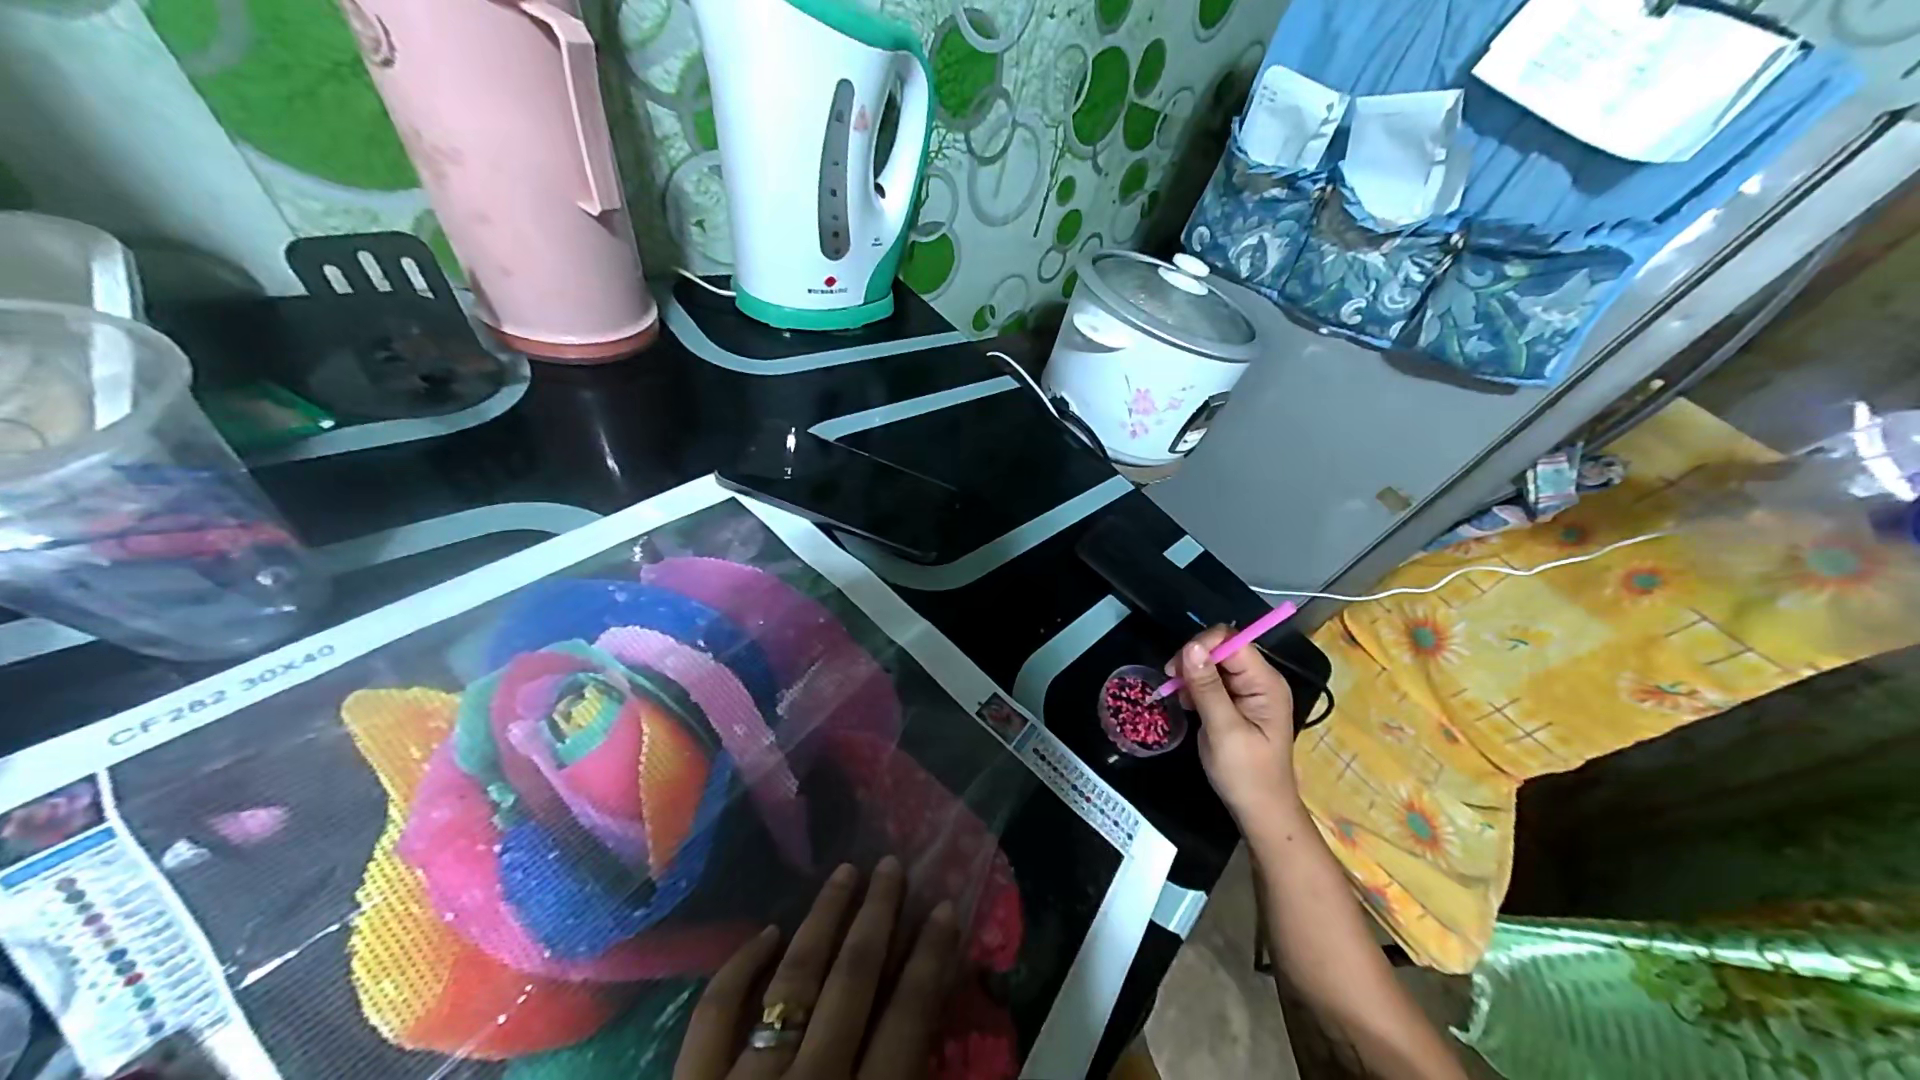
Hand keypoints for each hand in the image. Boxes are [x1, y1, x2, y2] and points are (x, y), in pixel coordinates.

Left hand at [673, 857, 959, 1079]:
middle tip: (892, 866)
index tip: (945, 909)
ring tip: (844, 874)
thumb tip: (927, 1038)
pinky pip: (713, 1014)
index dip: (931, 957)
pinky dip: (739, 968)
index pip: (909, 1016)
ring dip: (823, 921)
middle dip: (878, 918)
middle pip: (853, 982)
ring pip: (792, 981)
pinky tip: (766, 934)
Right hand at [1168, 626, 1298, 823]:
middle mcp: (1259, 681)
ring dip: (1191, 673)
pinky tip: (1186, 702)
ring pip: (1213, 663)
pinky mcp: (1236, 703)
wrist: (1260, 811)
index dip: (1202, 645)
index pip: (1232, 641)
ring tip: (1178, 696)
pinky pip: (1212, 680)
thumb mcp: (1223, 730)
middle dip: (1193, 659)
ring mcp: (1248, 692)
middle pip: (1221, 648)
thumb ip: (1207, 687)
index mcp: (1265, 683)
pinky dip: (1194, 686)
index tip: (1176, 668)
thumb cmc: (1246, 773)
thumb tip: (1191, 647)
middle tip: (1172, 683)